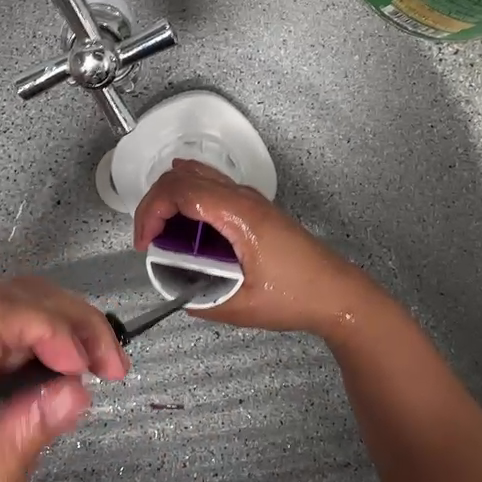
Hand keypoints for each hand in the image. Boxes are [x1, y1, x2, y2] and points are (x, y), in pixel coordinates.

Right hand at [133, 159, 384, 338]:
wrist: (337, 294)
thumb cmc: (297, 297)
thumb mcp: (241, 307)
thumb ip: (200, 299)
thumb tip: (173, 290)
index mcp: (238, 214)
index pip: (179, 191)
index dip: (150, 212)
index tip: (144, 244)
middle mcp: (242, 197)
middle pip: (181, 175)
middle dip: (153, 203)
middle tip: (147, 239)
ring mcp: (249, 198)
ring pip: (195, 175)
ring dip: (169, 198)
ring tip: (161, 234)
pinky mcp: (252, 207)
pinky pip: (210, 186)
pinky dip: (187, 198)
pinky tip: (182, 224)